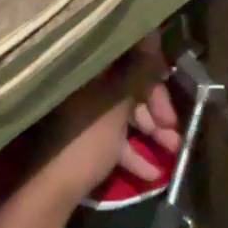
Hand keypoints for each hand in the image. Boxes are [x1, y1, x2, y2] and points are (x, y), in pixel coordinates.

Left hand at [32, 35, 178, 202]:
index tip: (169, 75)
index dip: (149, 59)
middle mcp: (83, 87)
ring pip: (123, 114)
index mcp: (88, 72)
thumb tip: (153, 39)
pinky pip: (112, 138)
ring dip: (150, 132)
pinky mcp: (84, 140)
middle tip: (174, 127)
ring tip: (173, 151)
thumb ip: (138, 72)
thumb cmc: (87, 140)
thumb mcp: (118, 105)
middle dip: (155, 108)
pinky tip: (150, 173)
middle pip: (128, 86)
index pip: (122, 51)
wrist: (54, 188)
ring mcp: (83, 114)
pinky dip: (131, 152)